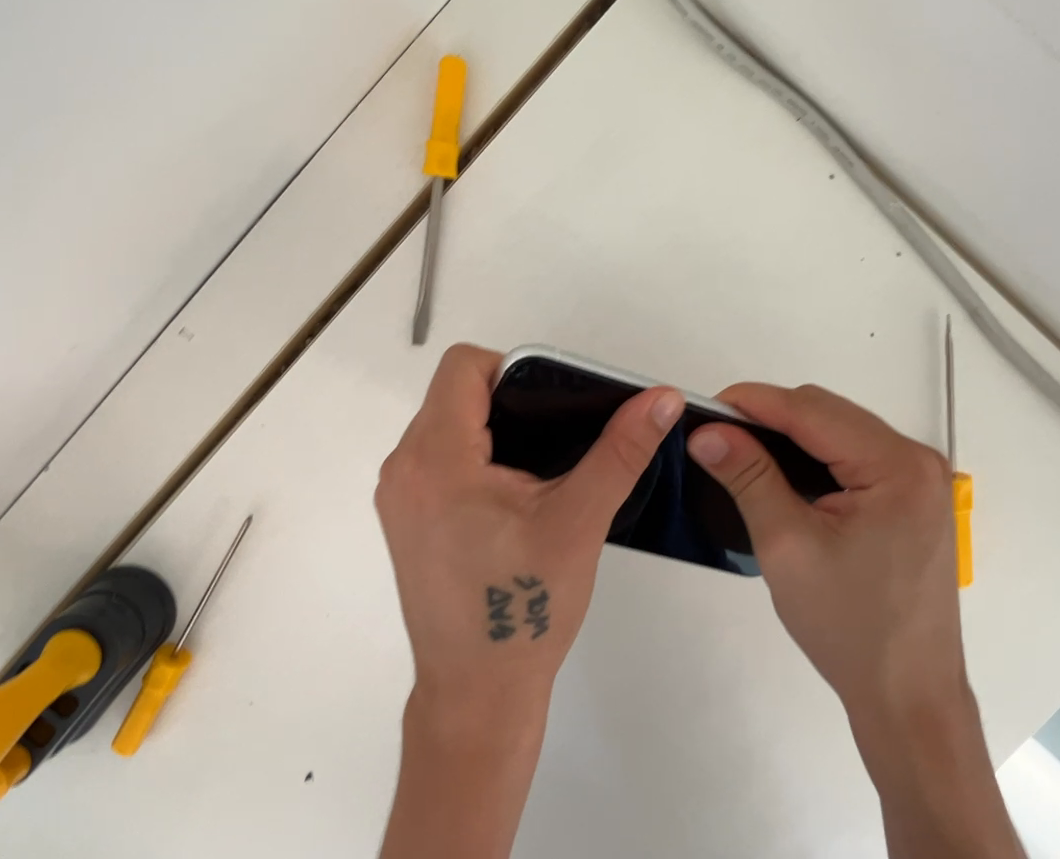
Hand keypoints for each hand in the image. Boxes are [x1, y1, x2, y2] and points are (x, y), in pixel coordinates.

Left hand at [376, 344, 684, 714]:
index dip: (513, 369)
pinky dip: (472, 461)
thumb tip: (662, 398)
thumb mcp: (578, 522)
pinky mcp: (403, 521)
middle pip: (454, 396)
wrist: (479, 693)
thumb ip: (621, 450)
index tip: (553, 406)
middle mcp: (403, 468)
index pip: (463, 366)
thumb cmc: (526, 609)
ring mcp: (397, 497)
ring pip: (445, 427)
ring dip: (491, 434)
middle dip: (509, 405)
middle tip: (558, 441)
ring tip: (540, 470)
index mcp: (436, 458)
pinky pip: (435, 461)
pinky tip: (512, 498)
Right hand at [686, 383, 962, 721]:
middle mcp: (917, 462)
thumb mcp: (787, 545)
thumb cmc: (850, 626)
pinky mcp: (911, 501)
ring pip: (839, 432)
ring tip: (740, 453)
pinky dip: (813, 458)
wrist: (907, 694)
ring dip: (790, 436)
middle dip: (769, 417)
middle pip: (828, 413)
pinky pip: (853, 458)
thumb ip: (748, 477)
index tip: (703, 409)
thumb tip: (706, 433)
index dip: (752, 402)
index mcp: (897, 467)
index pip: (811, 410)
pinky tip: (781, 476)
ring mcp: (919, 481)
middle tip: (717, 438)